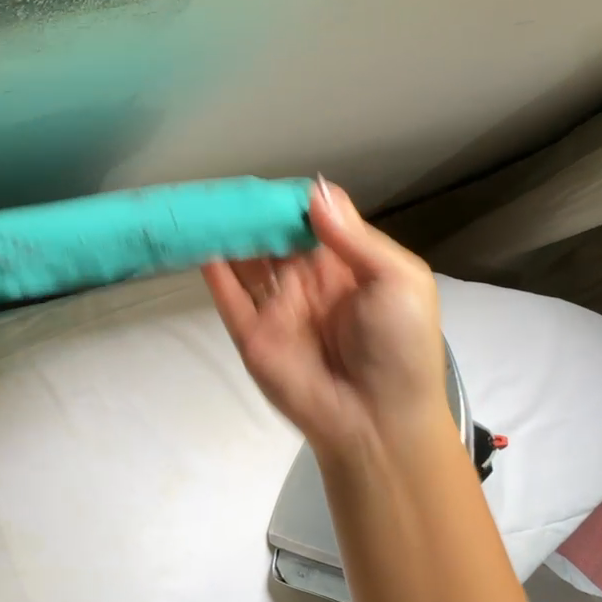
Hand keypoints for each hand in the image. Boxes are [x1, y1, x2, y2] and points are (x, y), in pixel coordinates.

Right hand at [202, 178, 447, 456]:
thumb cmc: (401, 345)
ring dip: (227, 237)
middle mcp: (305, 283)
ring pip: (245, 264)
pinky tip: (200, 245)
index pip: (310, 224)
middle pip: (271, 240)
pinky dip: (213, 273)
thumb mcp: (398, 280)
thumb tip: (314, 190)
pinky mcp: (250, 335)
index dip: (290, 203)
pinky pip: (228, 298)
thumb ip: (353, 238)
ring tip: (206, 207)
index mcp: (345, 267)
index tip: (268, 182)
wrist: (377, 419)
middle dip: (252, 215)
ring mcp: (275, 309)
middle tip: (227, 190)